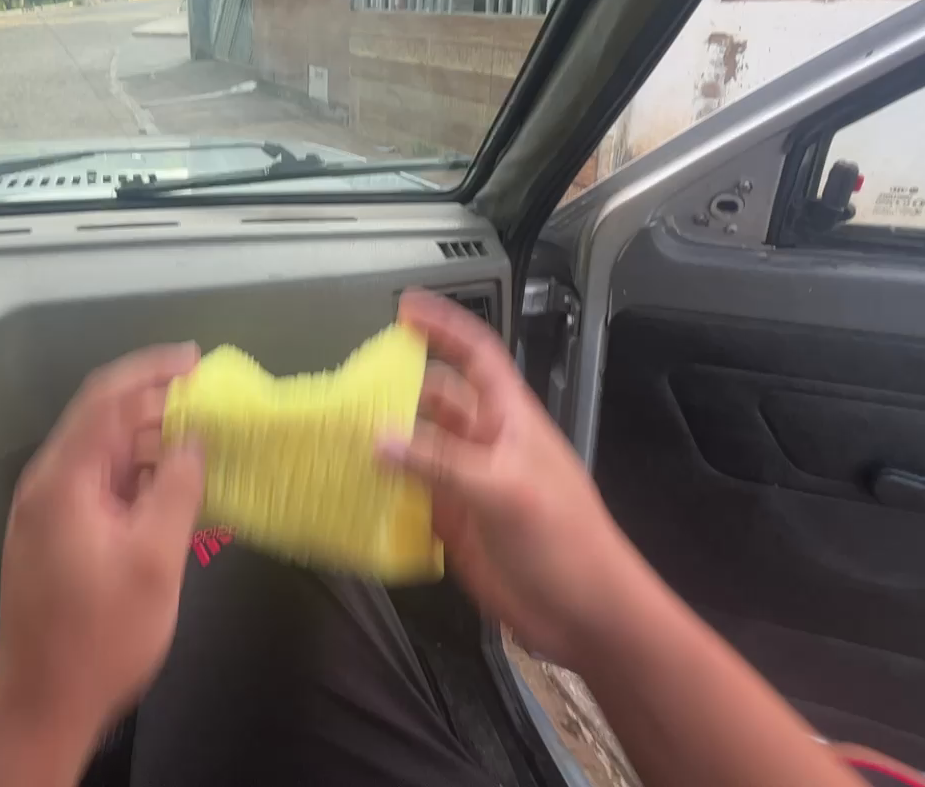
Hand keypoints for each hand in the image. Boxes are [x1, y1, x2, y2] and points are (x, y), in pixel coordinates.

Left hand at [0, 343, 204, 786]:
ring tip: (200, 436)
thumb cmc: (99, 637)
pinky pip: (102, 482)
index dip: (152, 370)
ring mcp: (51, 508)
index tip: (197, 361)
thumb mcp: (154, 559)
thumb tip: (195, 438)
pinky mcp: (59, 532)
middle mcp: (50, 482)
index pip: (107, 398)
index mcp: (63, 478)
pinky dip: (138, 472)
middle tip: (209, 399)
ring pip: (105, 451)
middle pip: (104, 419)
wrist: (41, 710)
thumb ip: (176, 487)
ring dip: (150, 439)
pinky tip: (172, 481)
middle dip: (157, 402)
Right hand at [379, 290, 624, 664]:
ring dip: (386, 438)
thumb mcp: (506, 490)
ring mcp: (464, 479)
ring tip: (339, 432)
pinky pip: (408, 489)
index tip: (404, 308)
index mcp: (507, 417)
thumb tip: (377, 438)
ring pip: (416, 443)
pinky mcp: (450, 517)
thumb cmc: (563, 540)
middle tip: (350, 386)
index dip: (444, 327)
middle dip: (398, 386)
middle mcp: (481, 440)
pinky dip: (383, 485)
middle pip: (434, 397)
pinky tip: (353, 484)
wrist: (585, 616)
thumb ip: (440, 463)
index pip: (475, 355)